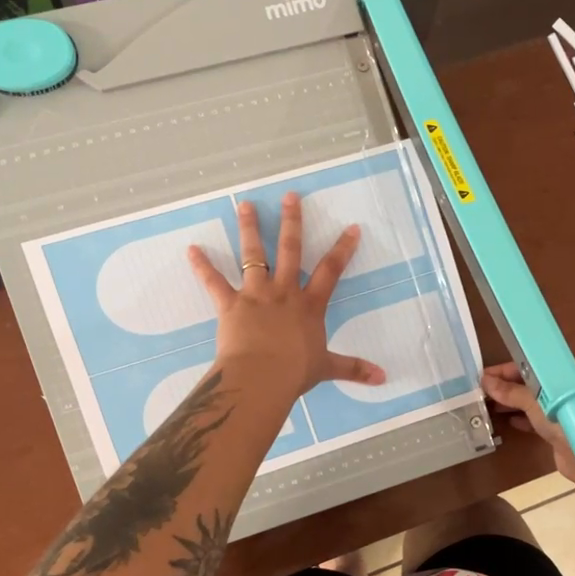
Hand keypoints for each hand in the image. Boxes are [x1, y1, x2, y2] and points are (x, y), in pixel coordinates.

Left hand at [188, 194, 385, 399]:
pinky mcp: (230, 304)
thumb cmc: (295, 372)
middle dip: (291, 222)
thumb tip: (383, 378)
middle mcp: (284, 292)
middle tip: (290, 197)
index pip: (330, 270)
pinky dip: (202, 266)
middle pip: (290, 250)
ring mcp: (255, 294)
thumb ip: (353, 369)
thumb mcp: (327, 368)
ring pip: (253, 254)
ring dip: (248, 228)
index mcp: (309, 306)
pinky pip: (213, 281)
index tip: (352, 227)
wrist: (261, 377)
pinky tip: (191, 250)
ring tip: (244, 205)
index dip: (343, 248)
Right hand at [480, 362, 574, 480]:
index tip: (485, 375)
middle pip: (529, 385)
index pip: (530, 367)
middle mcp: (560, 393)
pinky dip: (520, 419)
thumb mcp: (535, 403)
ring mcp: (558, 413)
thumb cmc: (563, 423)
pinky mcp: (556, 432)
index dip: (508, 369)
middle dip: (506, 386)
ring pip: (530, 403)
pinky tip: (508, 421)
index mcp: (560, 380)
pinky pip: (534, 421)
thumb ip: (512, 393)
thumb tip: (486, 382)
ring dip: (510, 403)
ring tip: (488, 405)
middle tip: (481, 391)